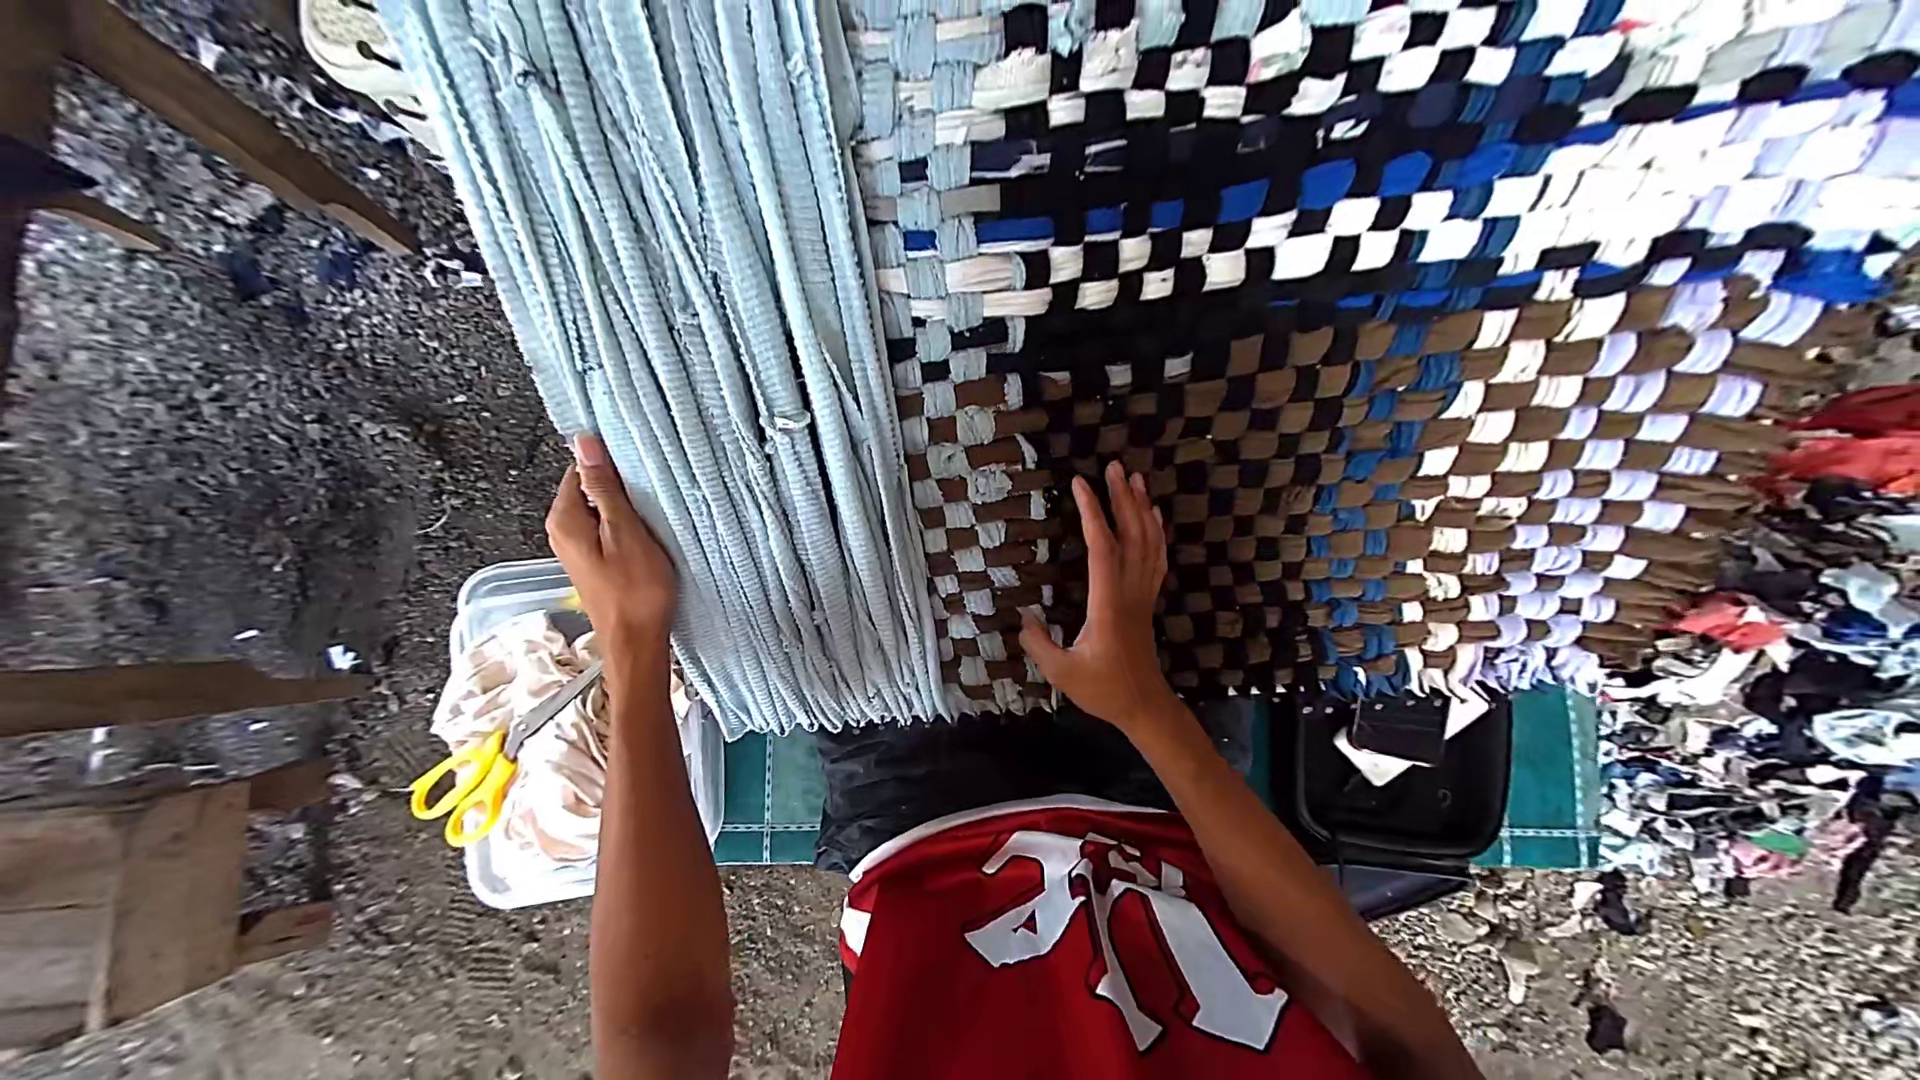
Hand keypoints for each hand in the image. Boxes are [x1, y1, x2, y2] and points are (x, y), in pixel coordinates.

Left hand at [547, 434, 677, 663]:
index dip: (611, 465)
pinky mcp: (595, 560)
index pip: (580, 469)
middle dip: (622, 487)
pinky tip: (650, 534)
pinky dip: (629, 526)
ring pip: (602, 510)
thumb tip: (584, 444)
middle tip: (653, 493)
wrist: (637, 641)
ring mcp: (578, 547)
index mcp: (564, 519)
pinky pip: (609, 529)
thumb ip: (603, 488)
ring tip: (655, 514)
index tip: (641, 470)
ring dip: (628, 508)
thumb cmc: (635, 589)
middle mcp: (563, 531)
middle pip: (590, 489)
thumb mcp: (624, 531)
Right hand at [1019, 460, 1183, 732]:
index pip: (1101, 547)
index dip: (1092, 513)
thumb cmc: (1103, 690)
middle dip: (1122, 498)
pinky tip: (1153, 515)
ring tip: (1134, 479)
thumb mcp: (1061, 672)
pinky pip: (1157, 558)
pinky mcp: (1147, 601)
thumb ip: (1039, 643)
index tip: (1080, 484)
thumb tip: (1023, 616)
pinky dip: (1156, 532)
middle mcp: (1129, 592)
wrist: (1144, 705)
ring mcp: (1143, 595)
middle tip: (1114, 466)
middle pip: (1132, 535)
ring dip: (1142, 508)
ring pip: (1149, 543)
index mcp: (1107, 604)